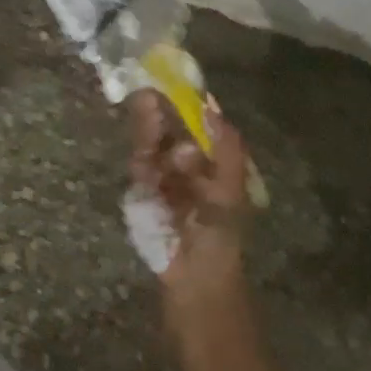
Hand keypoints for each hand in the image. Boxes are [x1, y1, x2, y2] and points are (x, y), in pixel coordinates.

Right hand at [125, 89, 251, 317]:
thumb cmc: (221, 237)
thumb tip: (212, 105)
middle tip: (150, 94)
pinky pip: (139, 173)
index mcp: (212, 168)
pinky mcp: (142, 200)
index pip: (195, 129)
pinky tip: (142, 147)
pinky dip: (140, 158)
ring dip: (148, 131)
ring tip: (146, 108)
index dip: (184, 108)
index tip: (173, 86)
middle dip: (161, 116)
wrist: (199, 284)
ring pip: (151, 150)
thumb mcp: (231, 189)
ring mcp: (162, 186)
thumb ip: (227, 148)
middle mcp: (186, 173)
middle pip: (168, 136)